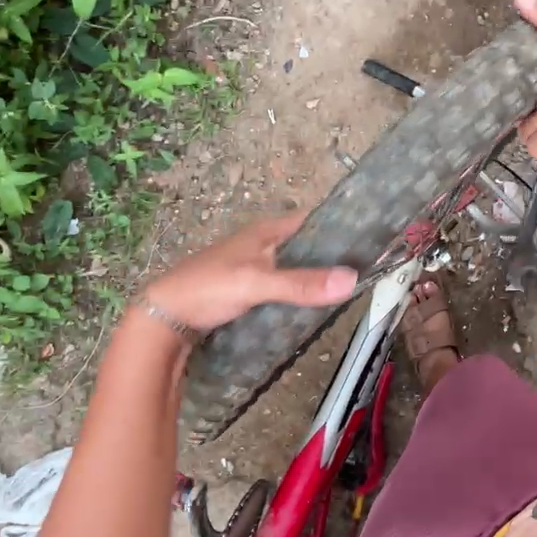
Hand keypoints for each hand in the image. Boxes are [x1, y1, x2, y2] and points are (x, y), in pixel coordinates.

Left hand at [140, 213, 357, 333]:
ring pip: (295, 267)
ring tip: (349, 288)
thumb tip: (352, 279)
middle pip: (306, 245)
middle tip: (367, 268)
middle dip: (333, 255)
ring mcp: (255, 267)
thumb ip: (302, 283)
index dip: (340, 225)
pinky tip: (314, 306)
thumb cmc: (208, 287)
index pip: (312, 220)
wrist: (164, 317)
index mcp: (266, 231)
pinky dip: (300, 293)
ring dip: (316, 276)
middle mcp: (263, 243)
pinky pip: (284, 286)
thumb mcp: (257, 283)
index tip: (371, 238)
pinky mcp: (249, 290)